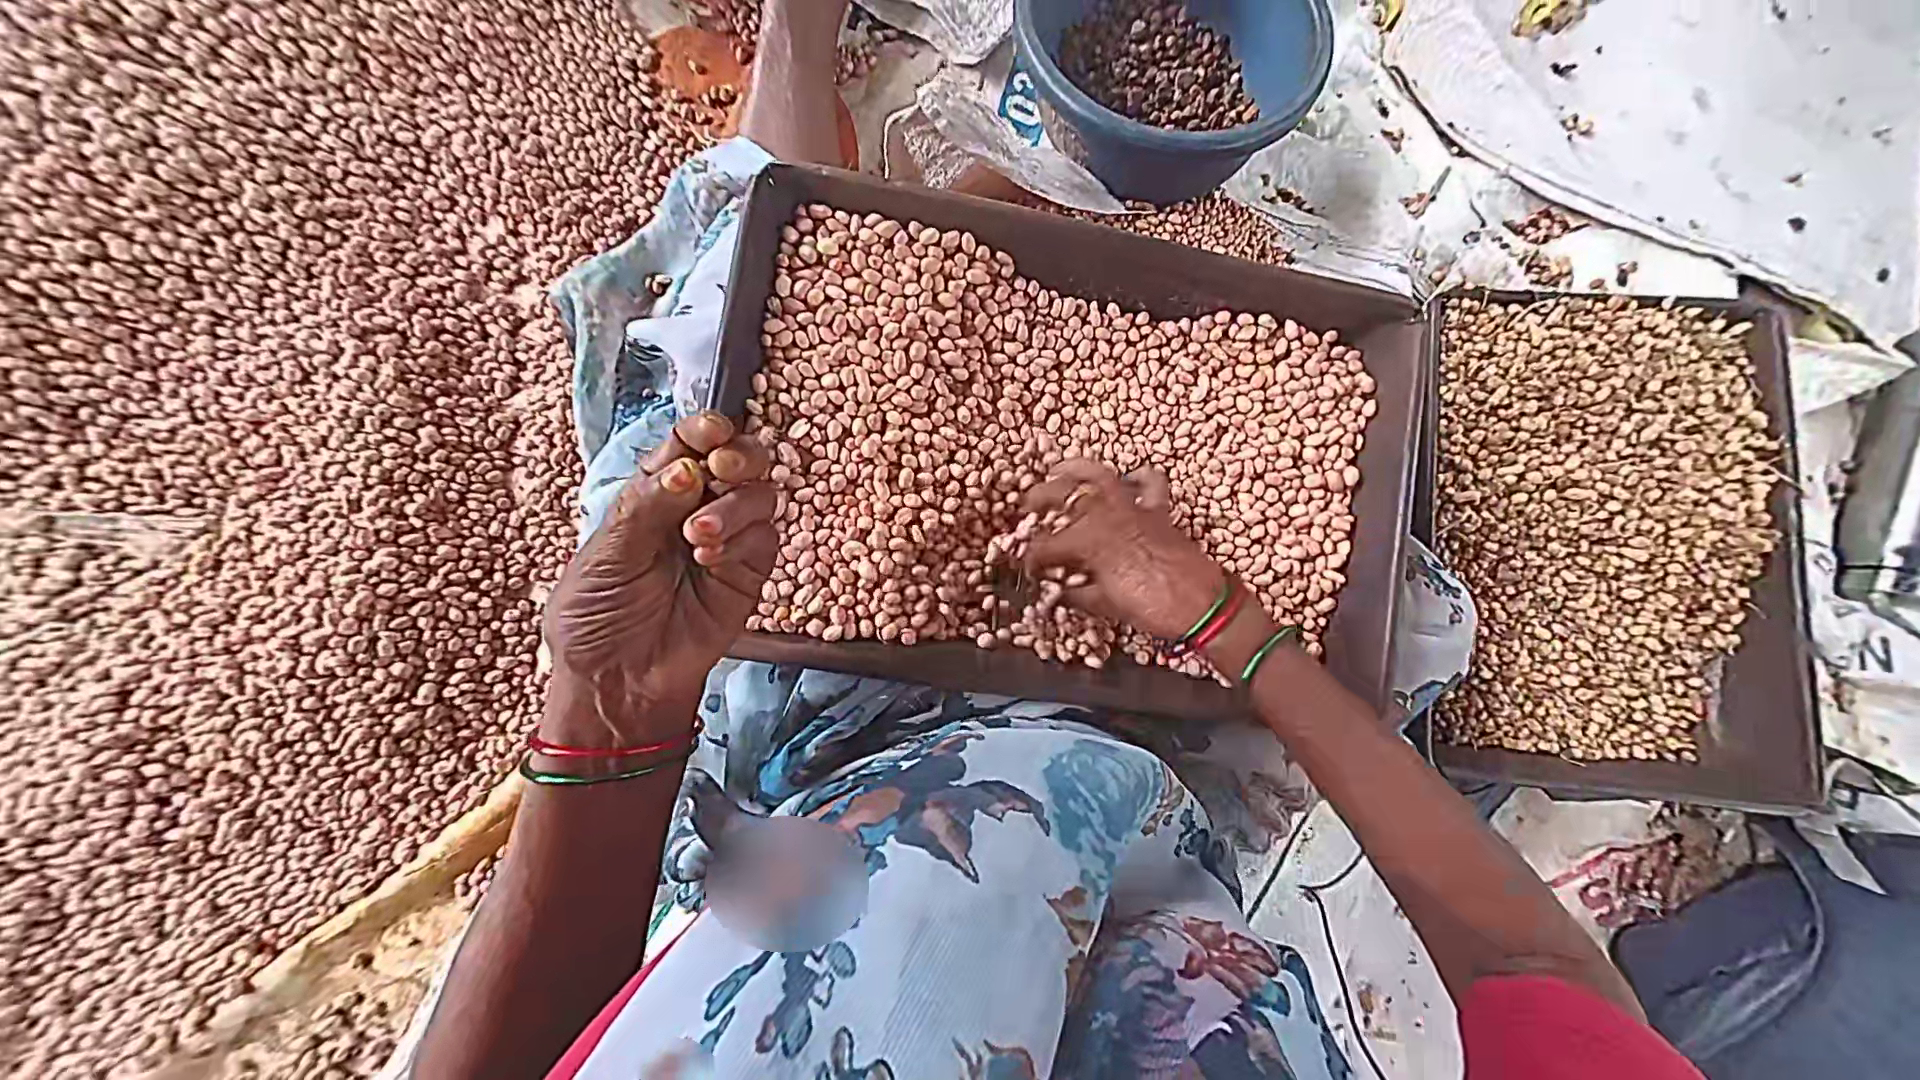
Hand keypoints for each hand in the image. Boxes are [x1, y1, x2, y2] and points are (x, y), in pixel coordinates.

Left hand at [543, 411, 773, 742]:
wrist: (622, 679)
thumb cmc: (599, 614)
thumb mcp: (606, 555)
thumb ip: (647, 507)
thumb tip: (686, 467)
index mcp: (657, 492)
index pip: (689, 445)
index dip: (705, 429)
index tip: (710, 432)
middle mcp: (698, 507)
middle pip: (740, 459)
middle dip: (739, 455)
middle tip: (721, 469)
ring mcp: (730, 538)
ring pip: (761, 494)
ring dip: (736, 506)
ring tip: (699, 536)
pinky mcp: (751, 569)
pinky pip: (766, 538)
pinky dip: (744, 541)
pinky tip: (711, 561)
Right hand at [1021, 459, 1229, 640]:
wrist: (1203, 605)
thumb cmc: (1152, 607)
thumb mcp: (1107, 604)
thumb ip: (1077, 594)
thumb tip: (1057, 592)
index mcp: (1090, 541)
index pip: (1048, 545)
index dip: (1032, 557)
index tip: (1027, 567)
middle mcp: (1108, 516)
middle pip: (1063, 497)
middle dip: (1039, 500)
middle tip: (1026, 508)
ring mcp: (1134, 509)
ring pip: (1100, 476)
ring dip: (1076, 470)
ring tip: (1059, 471)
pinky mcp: (1157, 511)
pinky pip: (1148, 483)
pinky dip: (1136, 478)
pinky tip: (1125, 481)